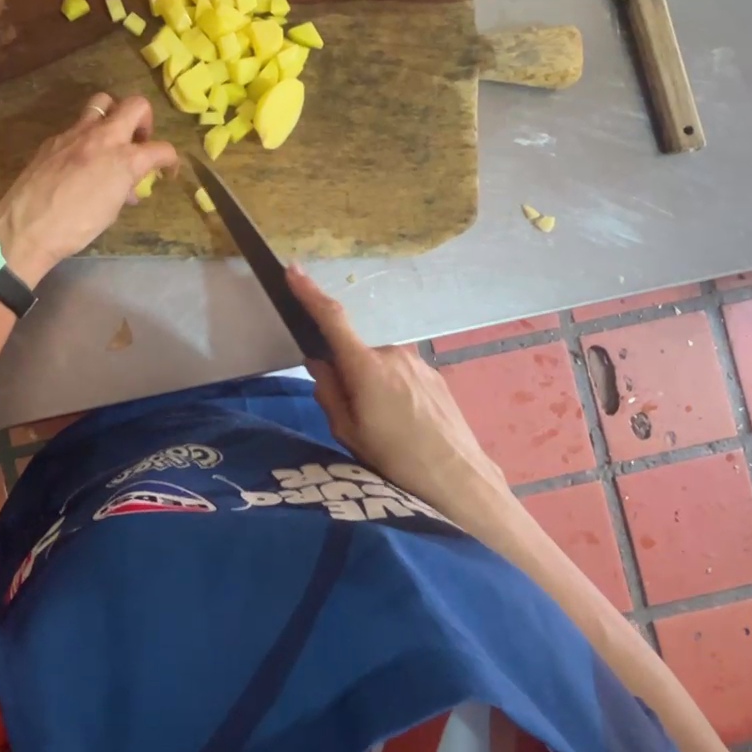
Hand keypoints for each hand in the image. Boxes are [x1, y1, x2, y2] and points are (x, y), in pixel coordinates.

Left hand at [0, 93, 178, 285]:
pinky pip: (76, 126)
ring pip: (103, 101)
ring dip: (113, 115)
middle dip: (144, 120)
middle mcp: (103, 137)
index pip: (161, 149)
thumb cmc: (75, 228)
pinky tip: (78, 160)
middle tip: (138, 141)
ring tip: (109, 139)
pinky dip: (85, 137)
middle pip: (135, 105)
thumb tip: (128, 187)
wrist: (27, 227)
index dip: (170, 160)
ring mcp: (76, 133)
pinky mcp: (54, 139)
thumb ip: (123, 189)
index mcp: (125, 159)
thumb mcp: (110, 211)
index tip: (167, 169)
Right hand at [287, 265, 510, 516]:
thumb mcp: (346, 432)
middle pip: (355, 355)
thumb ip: (328, 392)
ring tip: (388, 430)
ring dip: (375, 387)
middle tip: (357, 419)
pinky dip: (396, 394)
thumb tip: (319, 363)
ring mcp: (417, 363)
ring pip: (379, 368)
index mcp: (365, 368)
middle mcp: (392, 355)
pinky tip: (408, 427)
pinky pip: (402, 377)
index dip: (309, 294)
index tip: (293, 270)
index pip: (332, 319)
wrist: (458, 480)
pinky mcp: (435, 376)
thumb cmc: (394, 459)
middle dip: (349, 376)